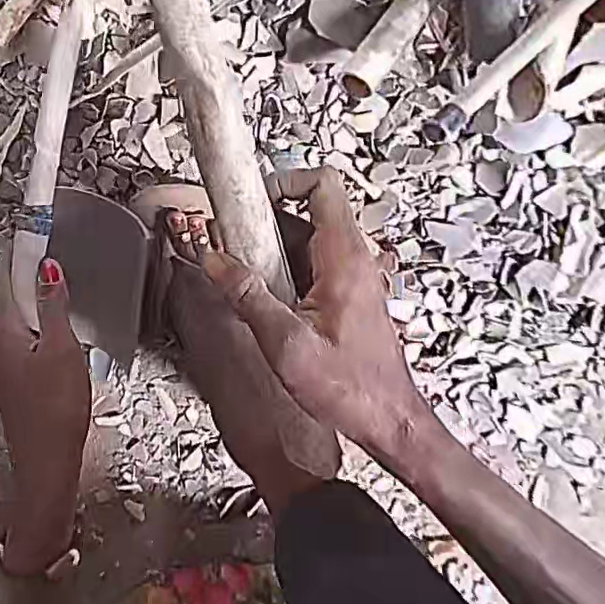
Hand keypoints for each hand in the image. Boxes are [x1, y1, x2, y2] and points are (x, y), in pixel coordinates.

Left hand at [0, 255, 89, 574]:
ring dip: (27, 297)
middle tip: (47, 261)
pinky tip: (55, 326)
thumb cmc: (54, 408)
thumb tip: (47, 268)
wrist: (48, 462)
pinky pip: (18, 333)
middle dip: (18, 273)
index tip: (33, 238)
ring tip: (55, 288)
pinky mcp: (14, 374)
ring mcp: (2, 360)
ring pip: (8, 314)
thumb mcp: (62, 349)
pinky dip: (32, 319)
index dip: (12, 256)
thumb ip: (53, 306)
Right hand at [200, 168, 443, 473]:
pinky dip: (278, 271)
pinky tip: (263, 301)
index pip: (322, 184)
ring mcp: (348, 276)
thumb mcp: (287, 343)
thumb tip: (215, 262)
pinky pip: (305, 263)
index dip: (282, 181)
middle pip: (301, 211)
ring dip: (265, 251)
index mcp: (345, 258)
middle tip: (232, 246)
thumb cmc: (354, 389)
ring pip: (300, 238)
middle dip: (260, 224)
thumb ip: (248, 296)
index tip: (249, 202)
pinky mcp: (342, 293)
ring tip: (242, 278)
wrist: (389, 422)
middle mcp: (351, 260)